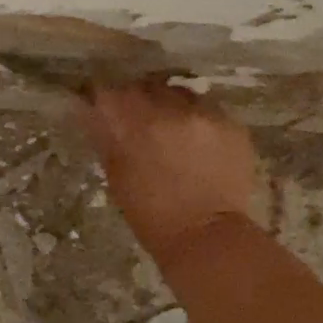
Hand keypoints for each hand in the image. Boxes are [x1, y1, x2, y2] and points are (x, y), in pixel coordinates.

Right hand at [79, 81, 258, 260]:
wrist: (205, 236)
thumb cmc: (150, 214)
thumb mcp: (117, 176)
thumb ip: (105, 137)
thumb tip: (89, 110)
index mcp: (135, 126)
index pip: (109, 91)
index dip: (104, 96)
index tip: (102, 105)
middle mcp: (170, 111)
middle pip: (145, 86)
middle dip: (138, 98)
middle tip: (137, 119)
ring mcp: (205, 115)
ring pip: (179, 93)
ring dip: (170, 105)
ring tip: (171, 129)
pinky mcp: (232, 125)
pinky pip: (208, 110)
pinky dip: (198, 121)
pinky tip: (197, 144)